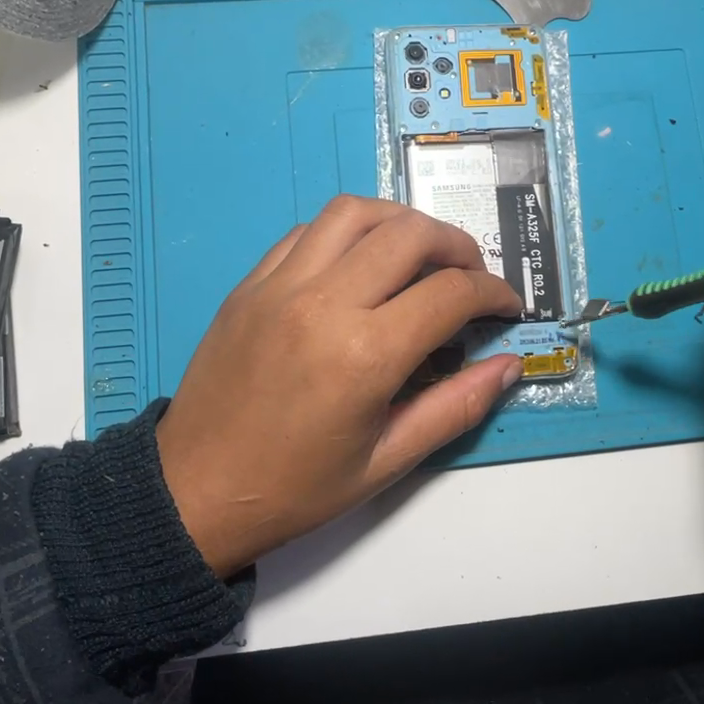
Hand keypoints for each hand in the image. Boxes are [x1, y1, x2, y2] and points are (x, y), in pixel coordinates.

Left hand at [155, 197, 524, 577]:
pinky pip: (307, 231)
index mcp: (364, 354)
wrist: (194, 491)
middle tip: (472, 275)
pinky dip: (347, 231)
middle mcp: (323, 302)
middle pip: (409, 234)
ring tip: (420, 253)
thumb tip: (509, 365)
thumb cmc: (294, 488)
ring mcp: (280, 285)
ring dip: (401, 222)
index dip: (493, 293)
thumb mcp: (386, 462)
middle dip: (458, 246)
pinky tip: (359, 261)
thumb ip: (456, 407)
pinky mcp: (250, 283)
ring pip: (355, 213)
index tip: (506, 306)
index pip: (450, 293)